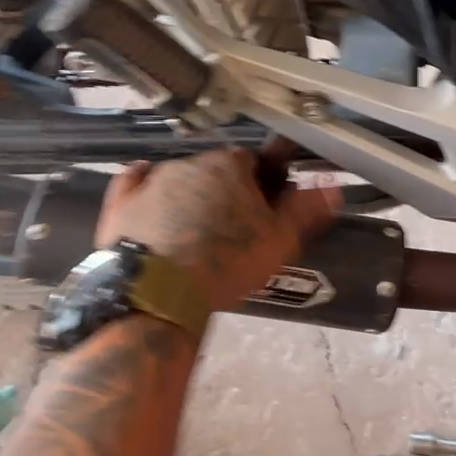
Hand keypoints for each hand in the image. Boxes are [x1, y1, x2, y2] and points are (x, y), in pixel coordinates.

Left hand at [94, 148, 340, 312]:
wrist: (158, 294)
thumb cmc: (225, 264)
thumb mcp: (277, 241)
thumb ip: (305, 210)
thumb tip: (334, 187)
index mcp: (231, 166)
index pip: (252, 162)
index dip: (259, 184)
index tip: (262, 208)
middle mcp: (192, 162)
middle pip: (215, 169)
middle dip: (224, 189)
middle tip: (231, 225)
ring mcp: (153, 179)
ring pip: (178, 177)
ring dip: (189, 193)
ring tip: (193, 230)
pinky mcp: (122, 201)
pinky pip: (133, 181)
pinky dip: (143, 184)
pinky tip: (148, 193)